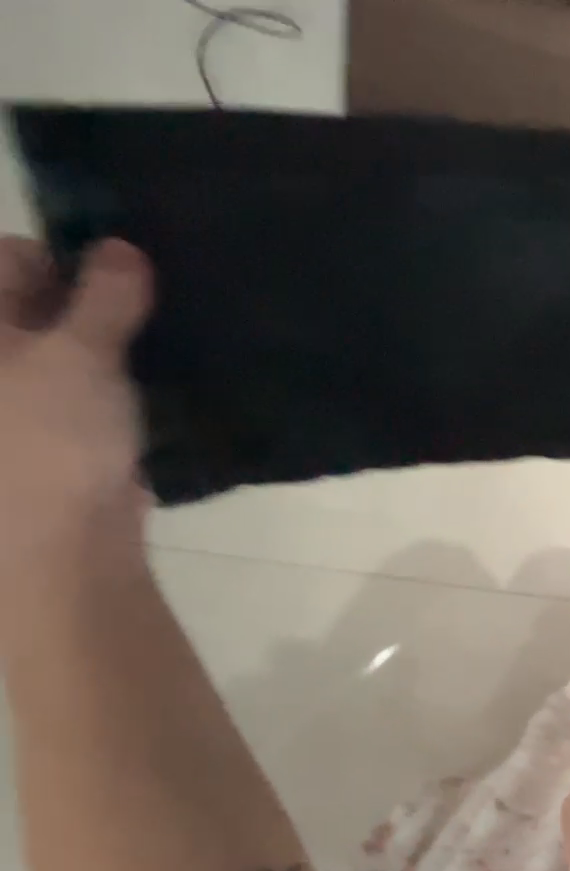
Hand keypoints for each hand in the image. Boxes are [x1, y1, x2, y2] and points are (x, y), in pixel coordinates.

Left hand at [0, 236, 152, 591]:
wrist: (56, 538)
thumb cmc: (46, 436)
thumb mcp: (80, 356)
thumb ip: (104, 299)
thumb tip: (123, 247)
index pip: (13, 258)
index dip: (72, 259)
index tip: (135, 269)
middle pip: (39, 302)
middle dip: (97, 300)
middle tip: (159, 304)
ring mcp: (18, 393)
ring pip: (69, 345)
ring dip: (116, 341)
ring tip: (168, 342)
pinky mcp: (54, 427)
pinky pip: (85, 385)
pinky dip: (119, 378)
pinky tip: (157, 383)